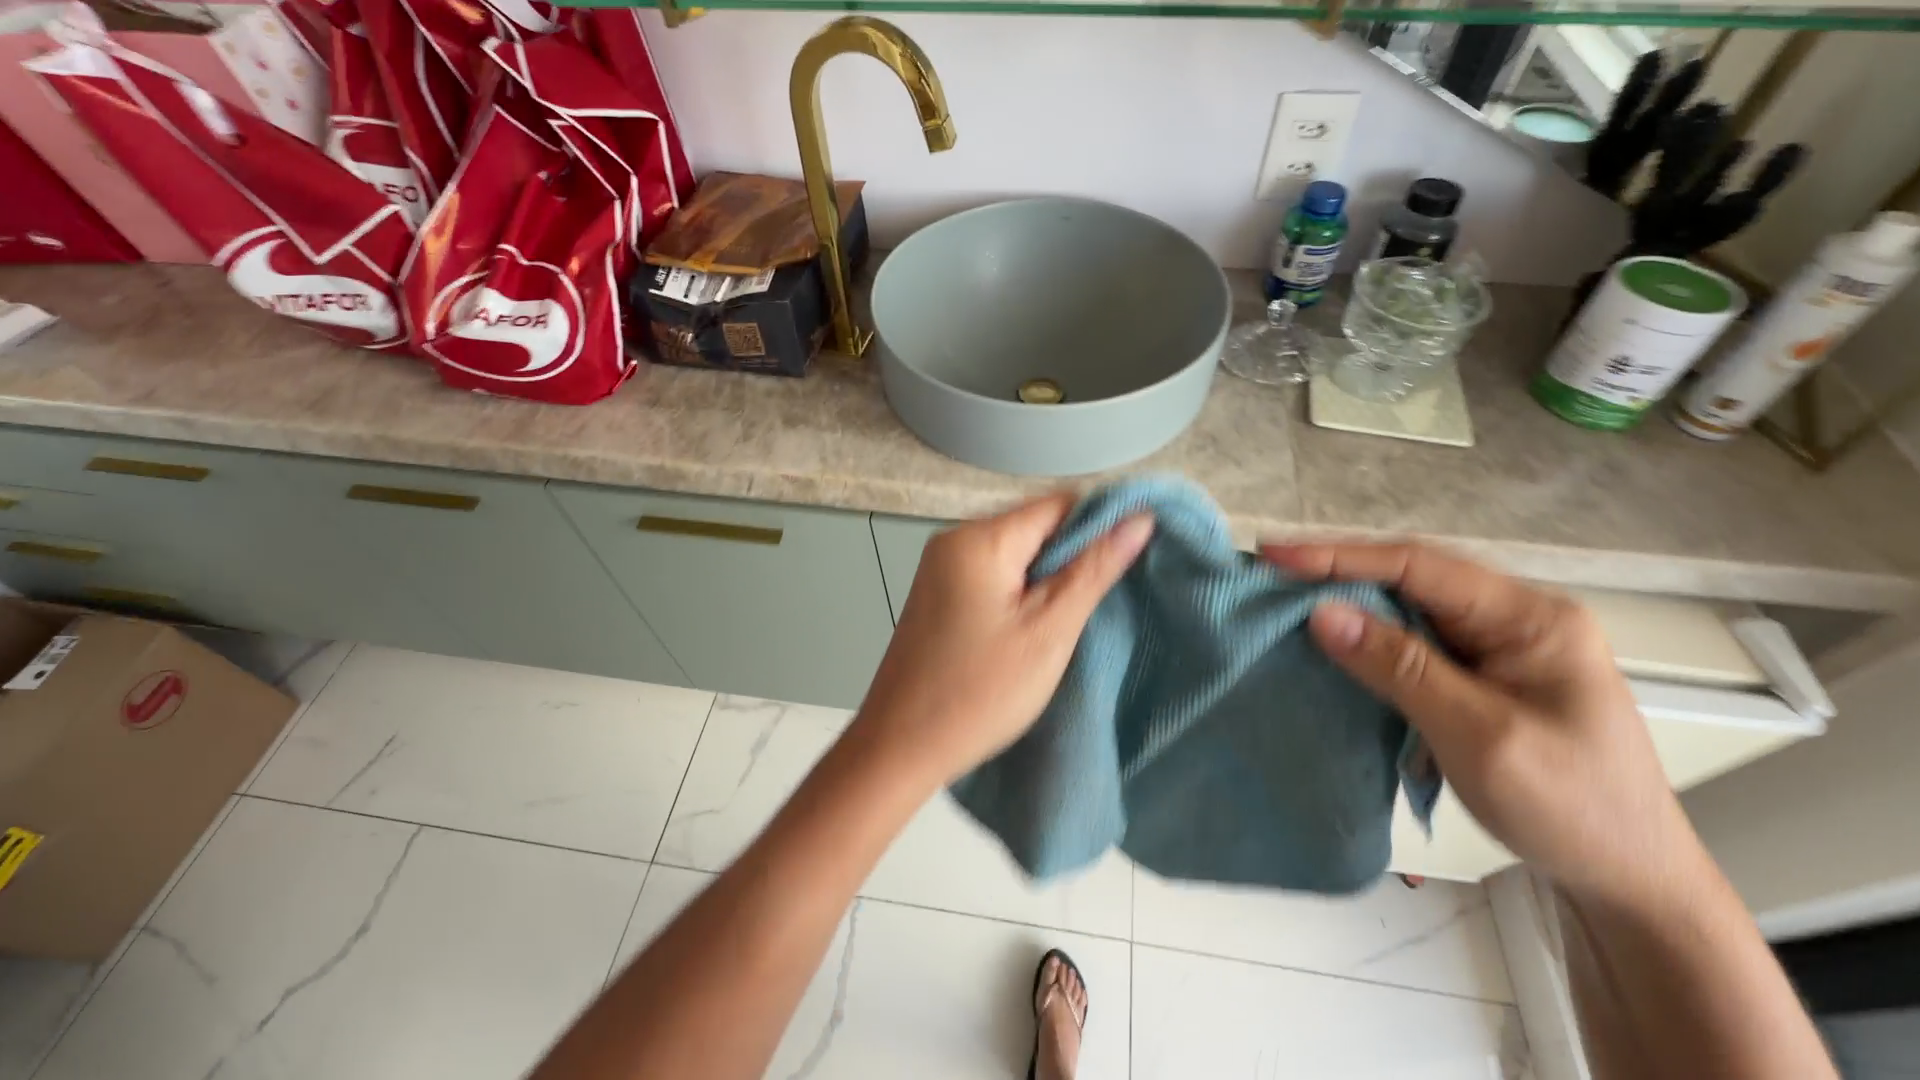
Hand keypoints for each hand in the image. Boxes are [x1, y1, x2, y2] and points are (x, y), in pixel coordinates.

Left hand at [849, 494, 1152, 787]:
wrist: (900, 747)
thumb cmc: (977, 693)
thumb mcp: (1048, 631)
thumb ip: (1093, 570)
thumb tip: (1138, 518)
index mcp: (979, 539)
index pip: (1059, 504)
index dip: (1103, 524)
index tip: (1136, 558)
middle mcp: (954, 541)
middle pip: (1035, 526)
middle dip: (1075, 556)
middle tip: (1106, 598)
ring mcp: (941, 569)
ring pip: (1016, 555)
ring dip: (1049, 579)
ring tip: (1075, 618)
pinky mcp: (938, 596)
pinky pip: (994, 577)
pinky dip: (1022, 594)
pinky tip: (1038, 627)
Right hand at [1264, 541, 1708, 912]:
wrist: (1631, 880)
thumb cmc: (1569, 808)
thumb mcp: (1480, 736)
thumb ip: (1401, 669)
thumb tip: (1323, 614)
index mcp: (1532, 618)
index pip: (1421, 565)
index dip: (1340, 556)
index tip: (1273, 555)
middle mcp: (1517, 619)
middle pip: (1414, 579)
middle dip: (1339, 574)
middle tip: (1268, 578)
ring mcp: (1502, 649)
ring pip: (1412, 612)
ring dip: (1352, 608)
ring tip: (1287, 605)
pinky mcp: (1485, 679)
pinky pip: (1416, 647)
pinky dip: (1370, 645)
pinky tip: (1336, 648)